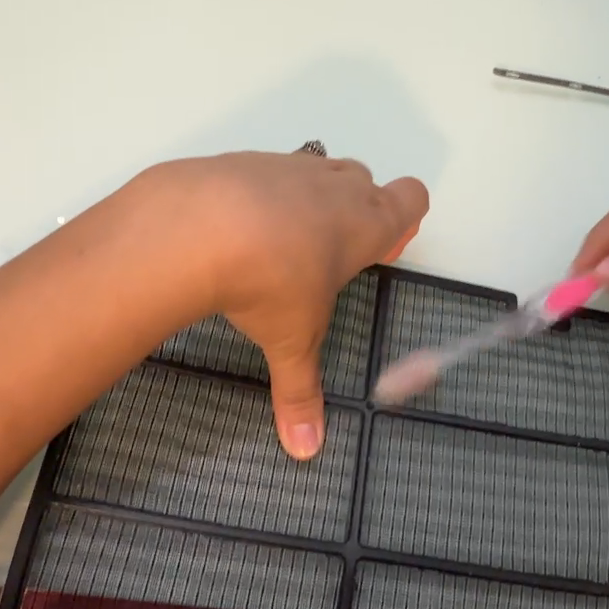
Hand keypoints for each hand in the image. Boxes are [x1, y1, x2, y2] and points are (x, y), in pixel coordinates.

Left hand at [128, 151, 426, 459]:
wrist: (196, 226)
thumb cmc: (271, 281)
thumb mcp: (292, 340)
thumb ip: (301, 392)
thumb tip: (305, 449)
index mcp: (366, 222)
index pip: (412, 198)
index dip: (404, 221)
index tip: (379, 251)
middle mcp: (335, 186)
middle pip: (366, 183)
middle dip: (355, 215)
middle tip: (327, 258)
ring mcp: (290, 166)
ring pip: (318, 172)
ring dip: (309, 202)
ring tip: (276, 247)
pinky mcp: (245, 159)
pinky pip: (268, 173)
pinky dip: (260, 196)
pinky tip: (234, 231)